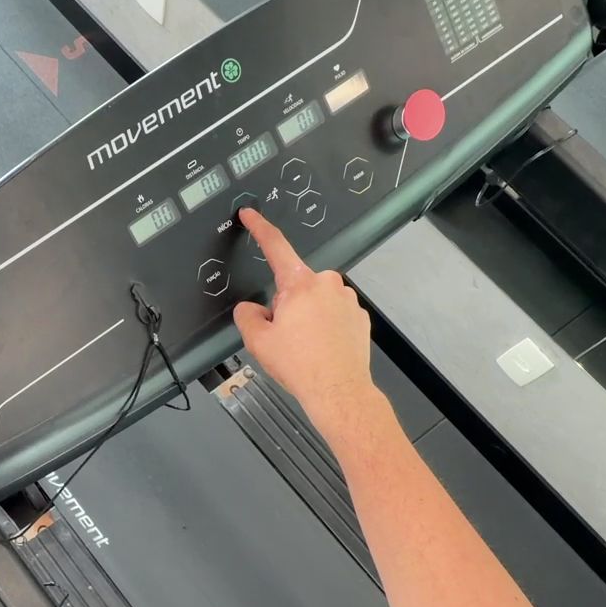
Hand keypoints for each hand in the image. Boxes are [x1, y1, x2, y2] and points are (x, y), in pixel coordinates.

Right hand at [232, 208, 375, 431]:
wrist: (338, 391)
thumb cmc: (302, 366)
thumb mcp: (257, 342)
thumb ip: (246, 316)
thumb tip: (250, 310)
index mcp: (299, 284)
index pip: (275, 246)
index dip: (259, 228)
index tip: (251, 214)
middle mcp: (327, 284)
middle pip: (294, 286)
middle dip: (285, 306)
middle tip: (284, 336)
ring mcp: (346, 299)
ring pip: (314, 302)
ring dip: (306, 318)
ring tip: (304, 348)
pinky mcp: (359, 316)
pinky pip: (332, 315)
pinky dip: (323, 328)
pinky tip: (320, 350)